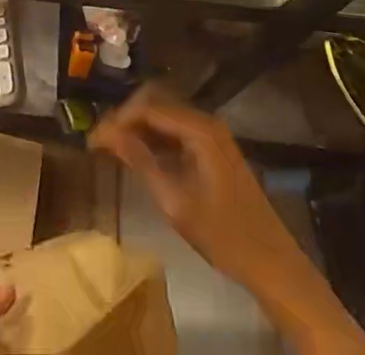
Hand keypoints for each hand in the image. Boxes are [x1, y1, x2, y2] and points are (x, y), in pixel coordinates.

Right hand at [90, 88, 364, 354]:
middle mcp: (206, 122)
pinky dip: (155, 138)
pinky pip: (177, 130)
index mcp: (200, 130)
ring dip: (139, 127)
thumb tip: (106, 132)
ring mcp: (212, 134)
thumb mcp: (175, 202)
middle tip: (101, 143)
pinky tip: (139, 157)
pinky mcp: (213, 148)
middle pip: (156, 102)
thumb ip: (140, 161)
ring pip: (165, 115)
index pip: (147, 107)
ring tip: (113, 150)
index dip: (117, 120)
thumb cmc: (223, 235)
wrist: (272, 262)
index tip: (93, 141)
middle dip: (126, 118)